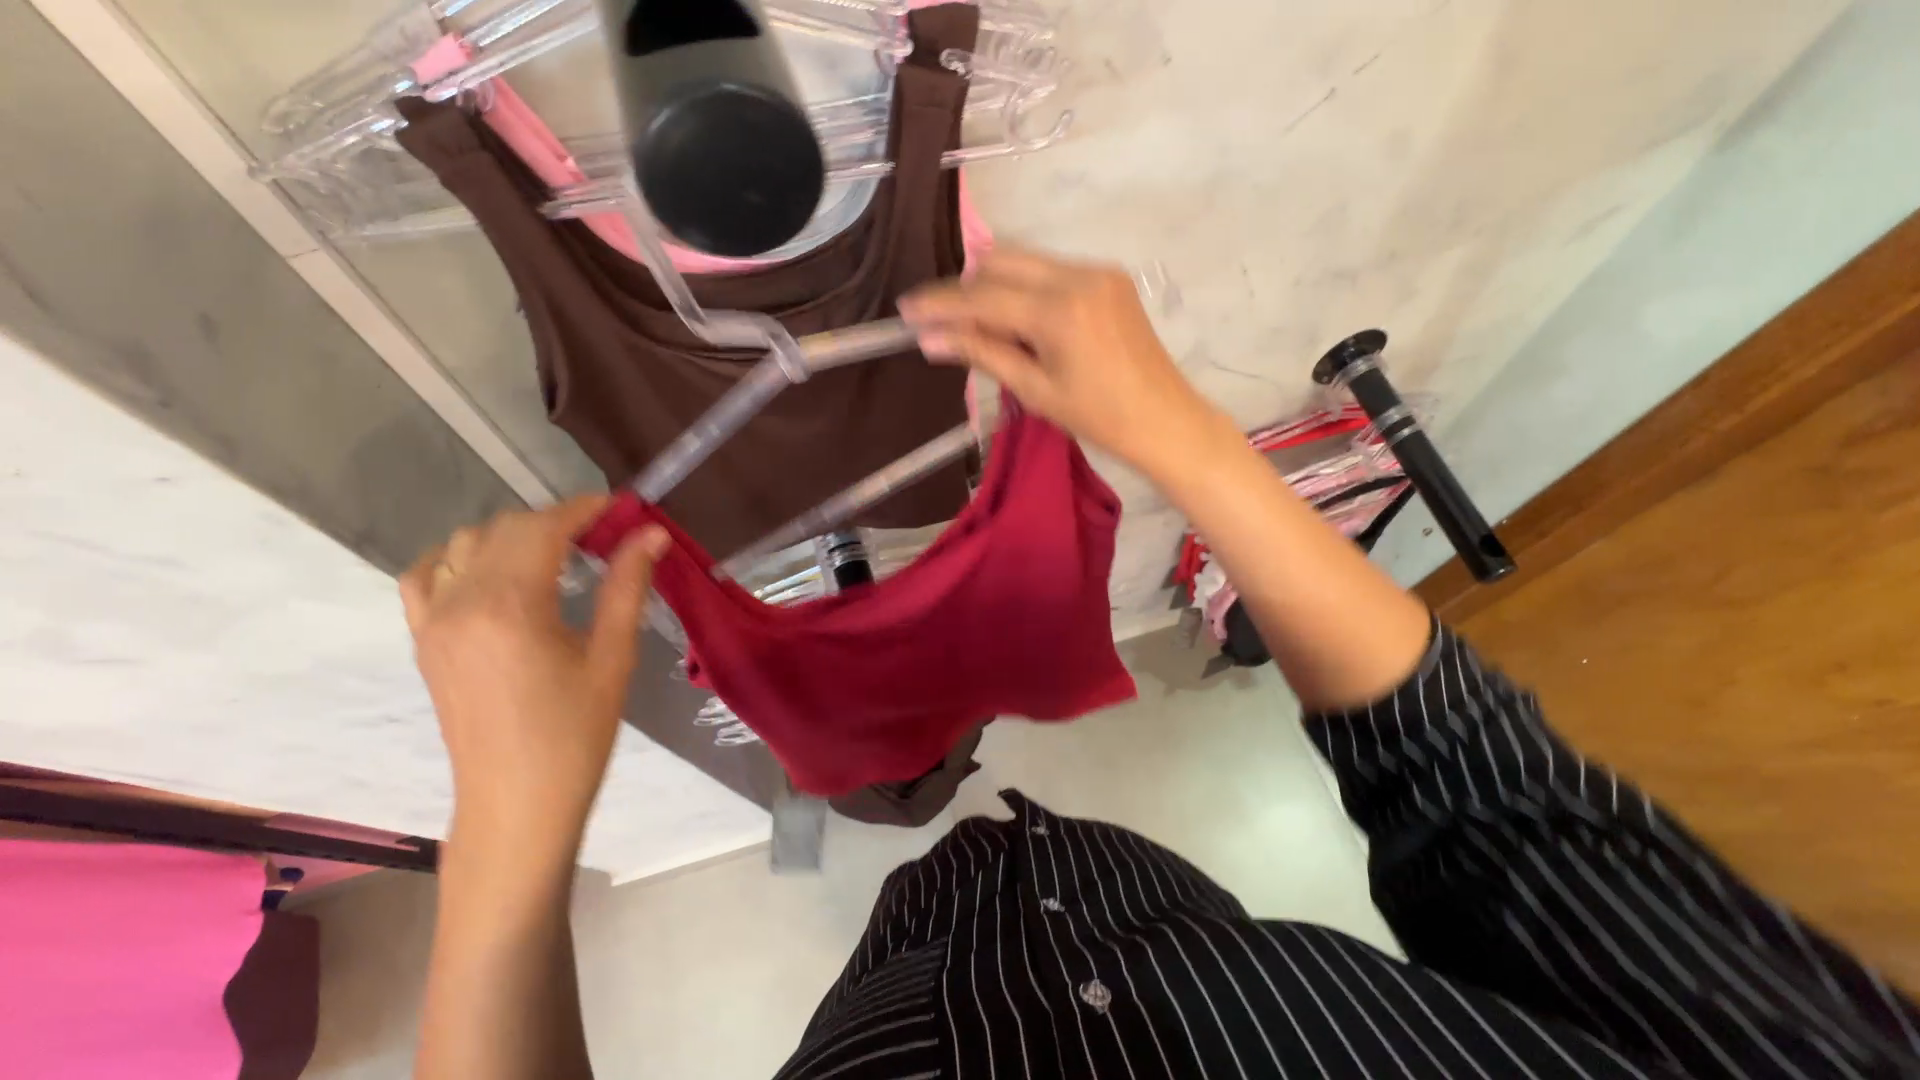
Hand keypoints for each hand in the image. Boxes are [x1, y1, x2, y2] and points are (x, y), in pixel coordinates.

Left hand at [400, 497, 669, 857]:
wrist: (516, 801)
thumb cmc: (576, 735)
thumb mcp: (613, 658)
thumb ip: (627, 587)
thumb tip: (651, 534)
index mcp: (512, 605)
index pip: (544, 527)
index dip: (583, 509)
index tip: (619, 509)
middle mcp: (462, 601)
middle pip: (505, 528)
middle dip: (555, 521)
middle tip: (601, 539)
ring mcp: (433, 620)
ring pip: (465, 543)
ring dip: (511, 537)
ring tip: (554, 558)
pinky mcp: (423, 640)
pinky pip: (425, 575)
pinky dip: (456, 559)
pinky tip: (489, 572)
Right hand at [900, 249, 1223, 472]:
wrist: (1165, 418)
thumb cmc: (1098, 417)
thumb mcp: (1034, 390)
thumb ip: (982, 354)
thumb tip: (929, 339)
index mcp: (1059, 310)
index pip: (983, 297)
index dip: (941, 304)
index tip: (907, 310)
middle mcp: (1077, 276)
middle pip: (1000, 260)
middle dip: (967, 287)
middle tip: (944, 322)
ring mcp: (1097, 271)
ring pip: (1025, 260)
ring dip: (995, 286)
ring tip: (982, 328)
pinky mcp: (1109, 277)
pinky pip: (1050, 271)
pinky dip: (1025, 289)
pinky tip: (1021, 323)